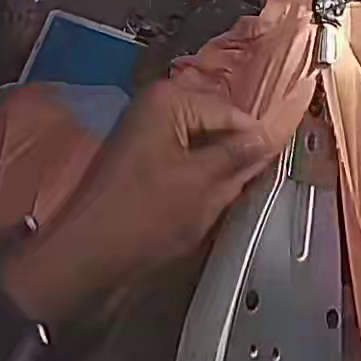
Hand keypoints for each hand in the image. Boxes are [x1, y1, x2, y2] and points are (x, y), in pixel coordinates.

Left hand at [0, 78, 274, 324]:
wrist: (85, 260)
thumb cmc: (145, 216)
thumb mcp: (203, 184)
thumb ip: (241, 154)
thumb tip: (272, 134)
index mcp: (171, 100)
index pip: (232, 112)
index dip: (255, 141)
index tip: (274, 166)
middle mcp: (158, 105)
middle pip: (217, 125)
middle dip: (234, 155)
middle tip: (249, 186)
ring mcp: (148, 130)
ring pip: (203, 143)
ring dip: (217, 169)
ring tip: (223, 197)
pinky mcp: (143, 156)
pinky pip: (185, 157)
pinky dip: (199, 176)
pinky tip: (201, 201)